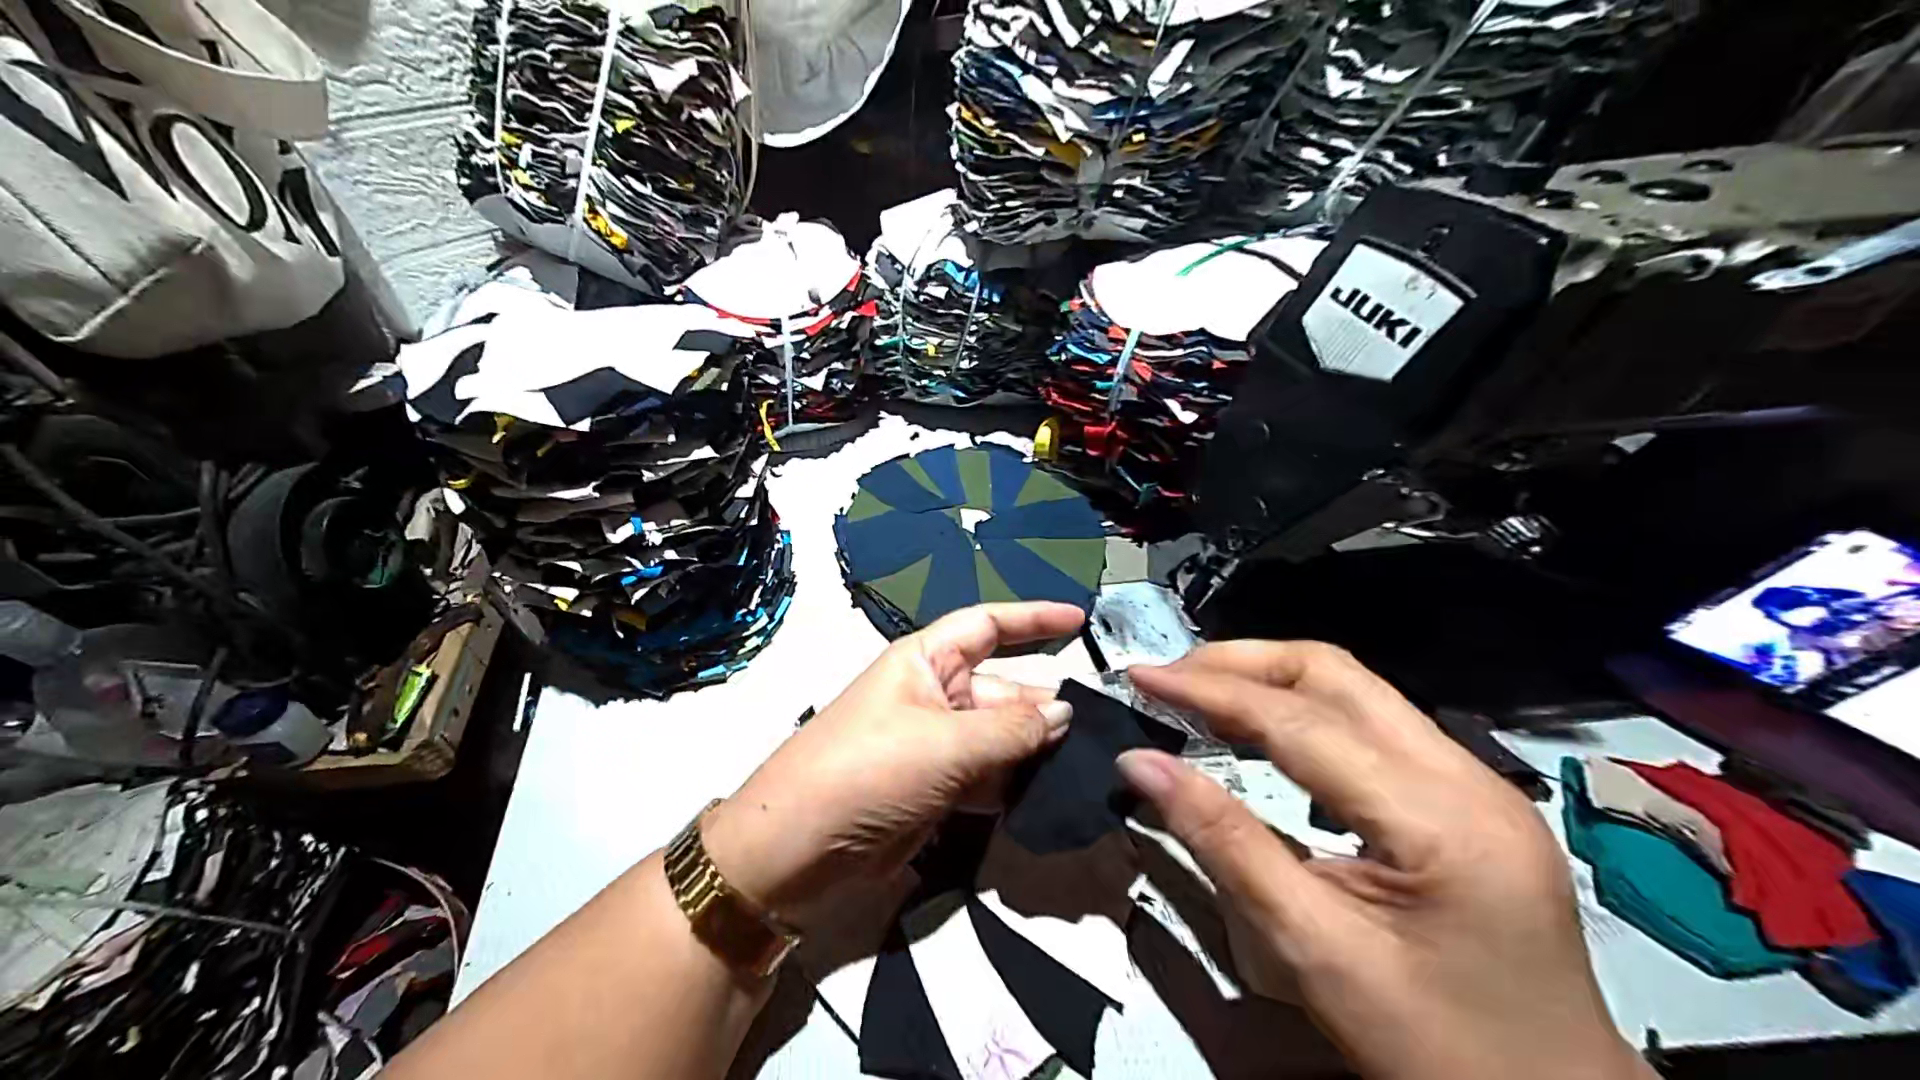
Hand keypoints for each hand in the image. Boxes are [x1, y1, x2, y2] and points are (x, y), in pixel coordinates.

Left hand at [702, 602, 1083, 927]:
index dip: (1033, 619)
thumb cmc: (870, 769)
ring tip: (1090, 759)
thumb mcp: (945, 743)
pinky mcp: (937, 787)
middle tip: (1101, 723)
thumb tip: (1065, 713)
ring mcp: (935, 743)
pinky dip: (1015, 781)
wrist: (798, 850)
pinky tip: (1052, 791)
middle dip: (1044, 700)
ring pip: (999, 735)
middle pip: (1002, 686)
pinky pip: (988, 774)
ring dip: (1036, 746)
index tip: (1079, 620)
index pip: (987, 625)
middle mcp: (933, 694)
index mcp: (925, 661)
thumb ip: (1013, 730)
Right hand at [1119, 642, 1652, 1079]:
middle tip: (1168, 681)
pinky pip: (1367, 722)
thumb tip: (1140, 765)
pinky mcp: (1465, 795)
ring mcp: (1473, 780)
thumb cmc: (1435, 1049)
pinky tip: (1259, 732)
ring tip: (1198, 696)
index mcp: (1439, 819)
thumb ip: (1223, 844)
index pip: (1300, 721)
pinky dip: (1298, 710)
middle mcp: (1465, 776)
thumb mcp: (1312, 951)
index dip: (1209, 690)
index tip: (1140, 677)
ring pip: (1352, 688)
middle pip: (1334, 674)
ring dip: (1267, 681)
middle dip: (1239, 665)